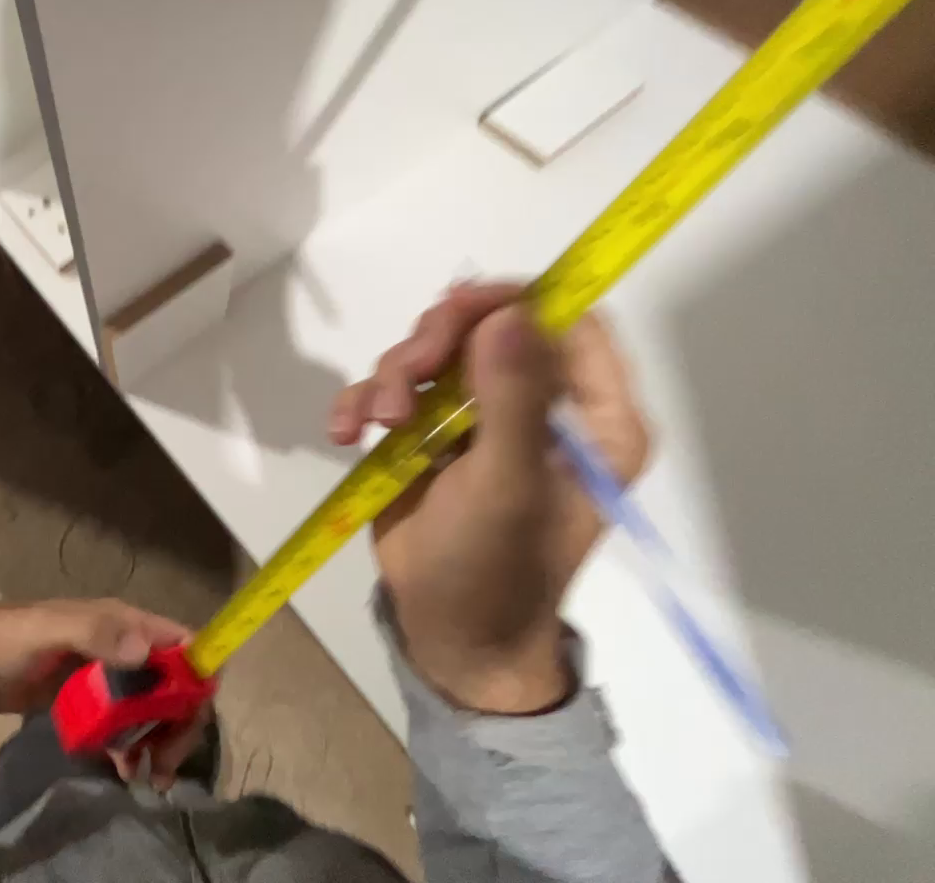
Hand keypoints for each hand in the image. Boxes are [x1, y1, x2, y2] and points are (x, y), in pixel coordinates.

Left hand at [0, 599, 190, 760]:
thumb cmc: (11, 638)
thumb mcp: (49, 629)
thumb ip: (94, 632)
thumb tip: (144, 650)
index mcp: (123, 621)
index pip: (181, 644)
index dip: (195, 678)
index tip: (190, 718)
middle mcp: (126, 647)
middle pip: (175, 685)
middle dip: (179, 723)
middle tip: (165, 764)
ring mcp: (111, 677)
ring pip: (157, 709)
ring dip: (162, 741)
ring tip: (150, 776)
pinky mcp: (95, 702)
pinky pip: (130, 725)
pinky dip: (135, 747)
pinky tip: (125, 770)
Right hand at [329, 282, 648, 712]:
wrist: (447, 630)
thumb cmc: (495, 567)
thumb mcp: (506, 485)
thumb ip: (512, 399)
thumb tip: (507, 314)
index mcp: (589, 418)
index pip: (569, 325)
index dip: (516, 303)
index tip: (458, 309)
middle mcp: (536, 408)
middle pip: (486, 329)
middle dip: (435, 343)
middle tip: (404, 372)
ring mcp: (474, 420)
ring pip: (428, 357)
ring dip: (389, 380)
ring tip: (375, 425)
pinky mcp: (424, 436)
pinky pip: (388, 393)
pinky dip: (359, 404)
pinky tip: (345, 433)